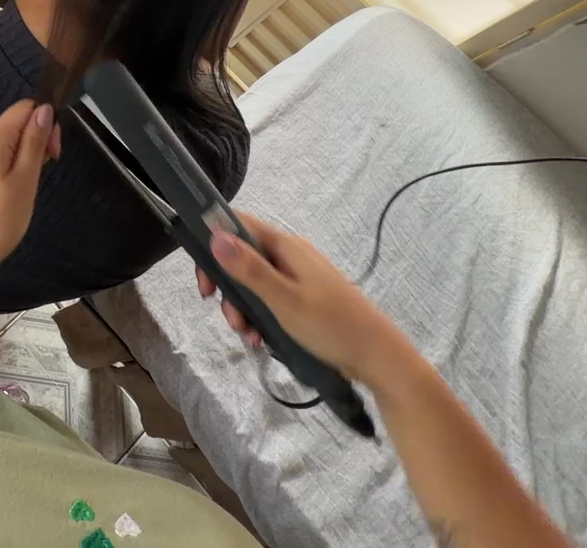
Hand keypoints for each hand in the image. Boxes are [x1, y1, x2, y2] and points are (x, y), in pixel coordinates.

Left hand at [0, 100, 60, 294]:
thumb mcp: (25, 180)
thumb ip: (34, 142)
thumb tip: (43, 109)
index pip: (23, 108)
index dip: (45, 122)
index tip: (53, 153)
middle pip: (13, 125)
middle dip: (36, 140)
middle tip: (45, 172)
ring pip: (4, 144)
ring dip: (24, 156)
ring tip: (28, 188)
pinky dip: (8, 168)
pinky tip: (11, 194)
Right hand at [200, 210, 416, 385]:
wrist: (381, 359)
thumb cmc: (332, 326)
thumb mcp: (284, 300)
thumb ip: (249, 269)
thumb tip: (215, 235)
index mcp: (285, 246)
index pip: (237, 226)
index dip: (213, 244)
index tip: (205, 278)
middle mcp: (289, 254)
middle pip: (241, 257)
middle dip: (227, 287)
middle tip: (225, 315)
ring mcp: (298, 275)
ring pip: (254, 281)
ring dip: (243, 307)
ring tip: (248, 335)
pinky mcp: (304, 296)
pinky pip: (269, 297)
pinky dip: (260, 315)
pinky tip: (261, 338)